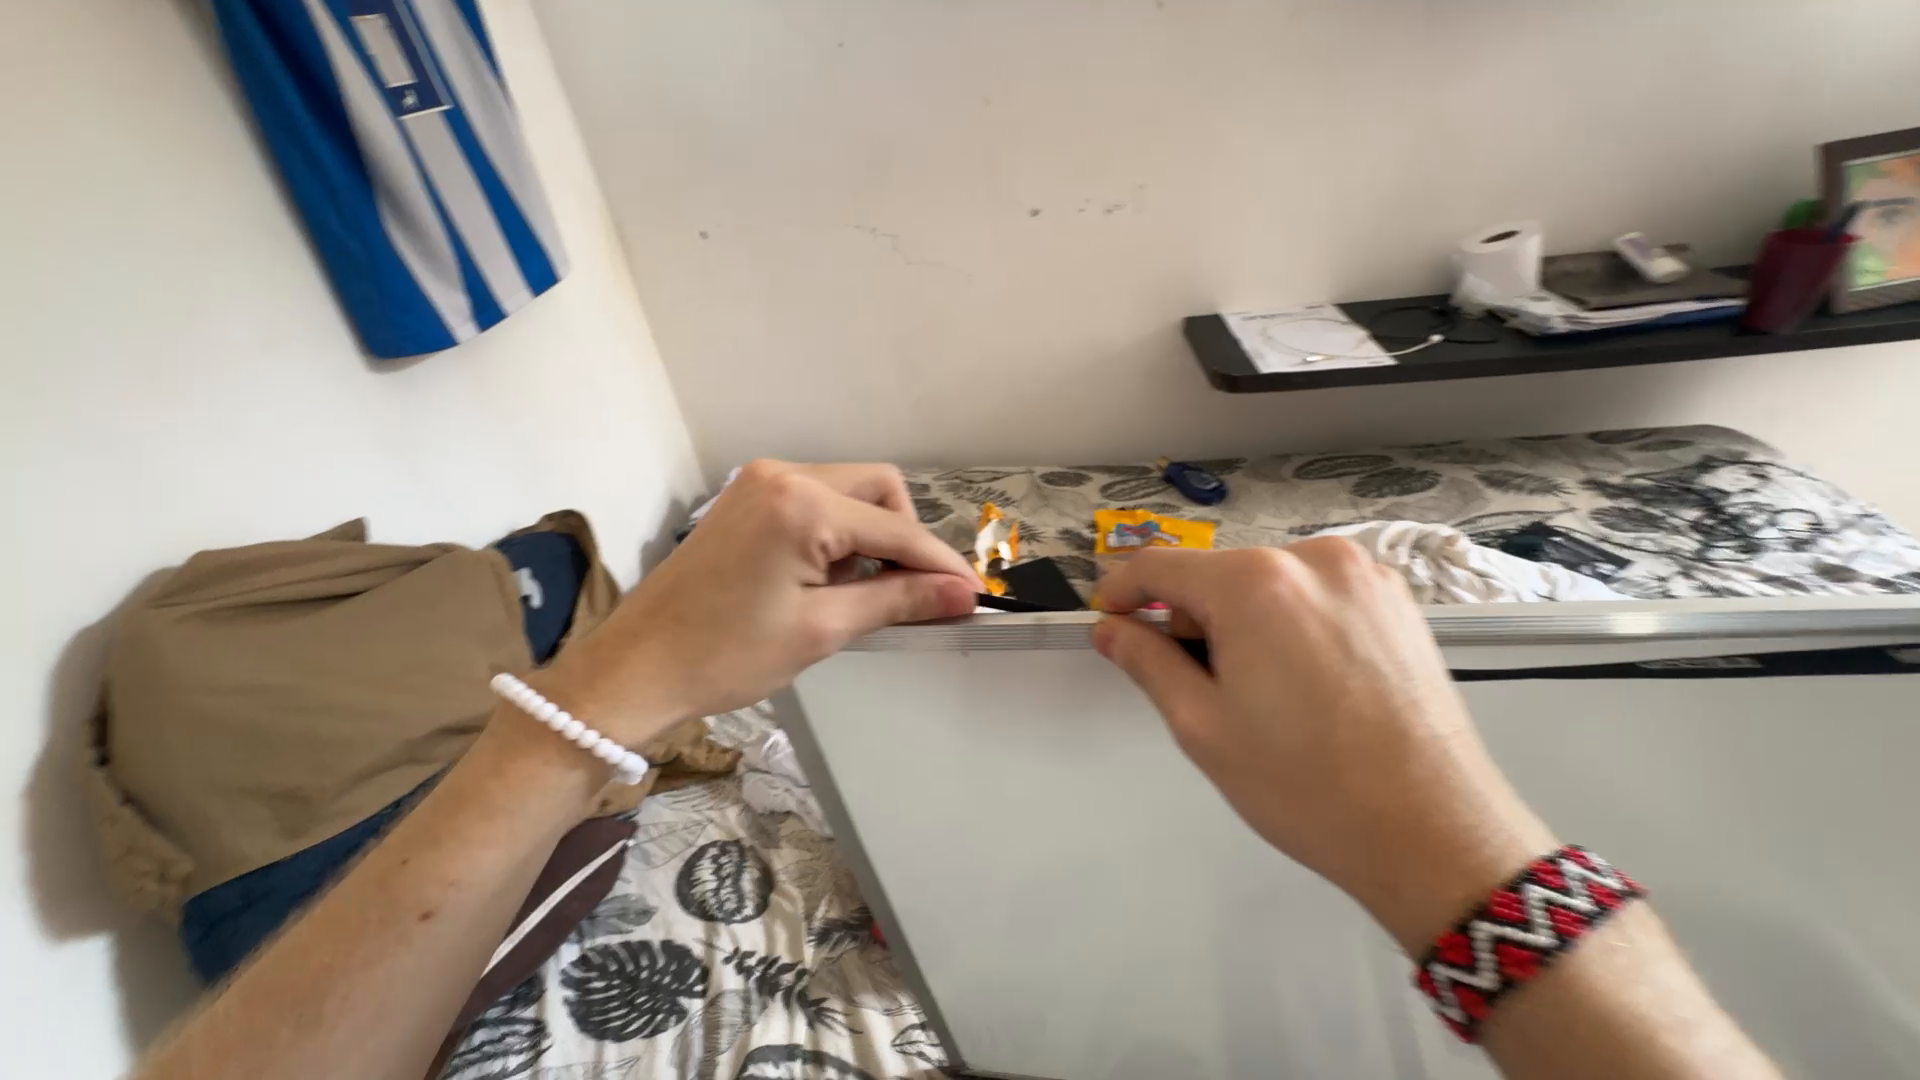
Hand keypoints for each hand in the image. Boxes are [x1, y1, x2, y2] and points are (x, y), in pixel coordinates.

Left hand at [541, 461, 977, 744]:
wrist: (636, 667)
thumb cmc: (726, 655)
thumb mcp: (823, 629)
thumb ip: (899, 600)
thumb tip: (962, 595)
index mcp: (802, 504)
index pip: (898, 529)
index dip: (940, 565)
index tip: (973, 596)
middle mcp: (783, 474)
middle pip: (879, 489)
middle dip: (905, 538)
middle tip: (913, 594)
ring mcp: (759, 481)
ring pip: (849, 491)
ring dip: (872, 534)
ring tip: (862, 592)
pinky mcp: (746, 497)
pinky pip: (816, 499)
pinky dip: (838, 531)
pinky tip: (829, 575)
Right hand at [1093, 540, 1555, 949]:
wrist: (1434, 833)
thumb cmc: (1305, 785)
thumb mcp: (1201, 724)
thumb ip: (1145, 661)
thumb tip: (1111, 629)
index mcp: (1255, 583)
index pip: (1159, 565)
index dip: (1122, 592)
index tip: (1110, 623)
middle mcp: (1312, 558)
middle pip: (1217, 573)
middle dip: (1192, 617)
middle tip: (1200, 685)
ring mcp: (1364, 573)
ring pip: (1266, 582)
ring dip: (1243, 620)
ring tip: (1263, 692)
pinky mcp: (1397, 598)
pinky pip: (1314, 592)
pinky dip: (1290, 620)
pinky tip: (1306, 679)